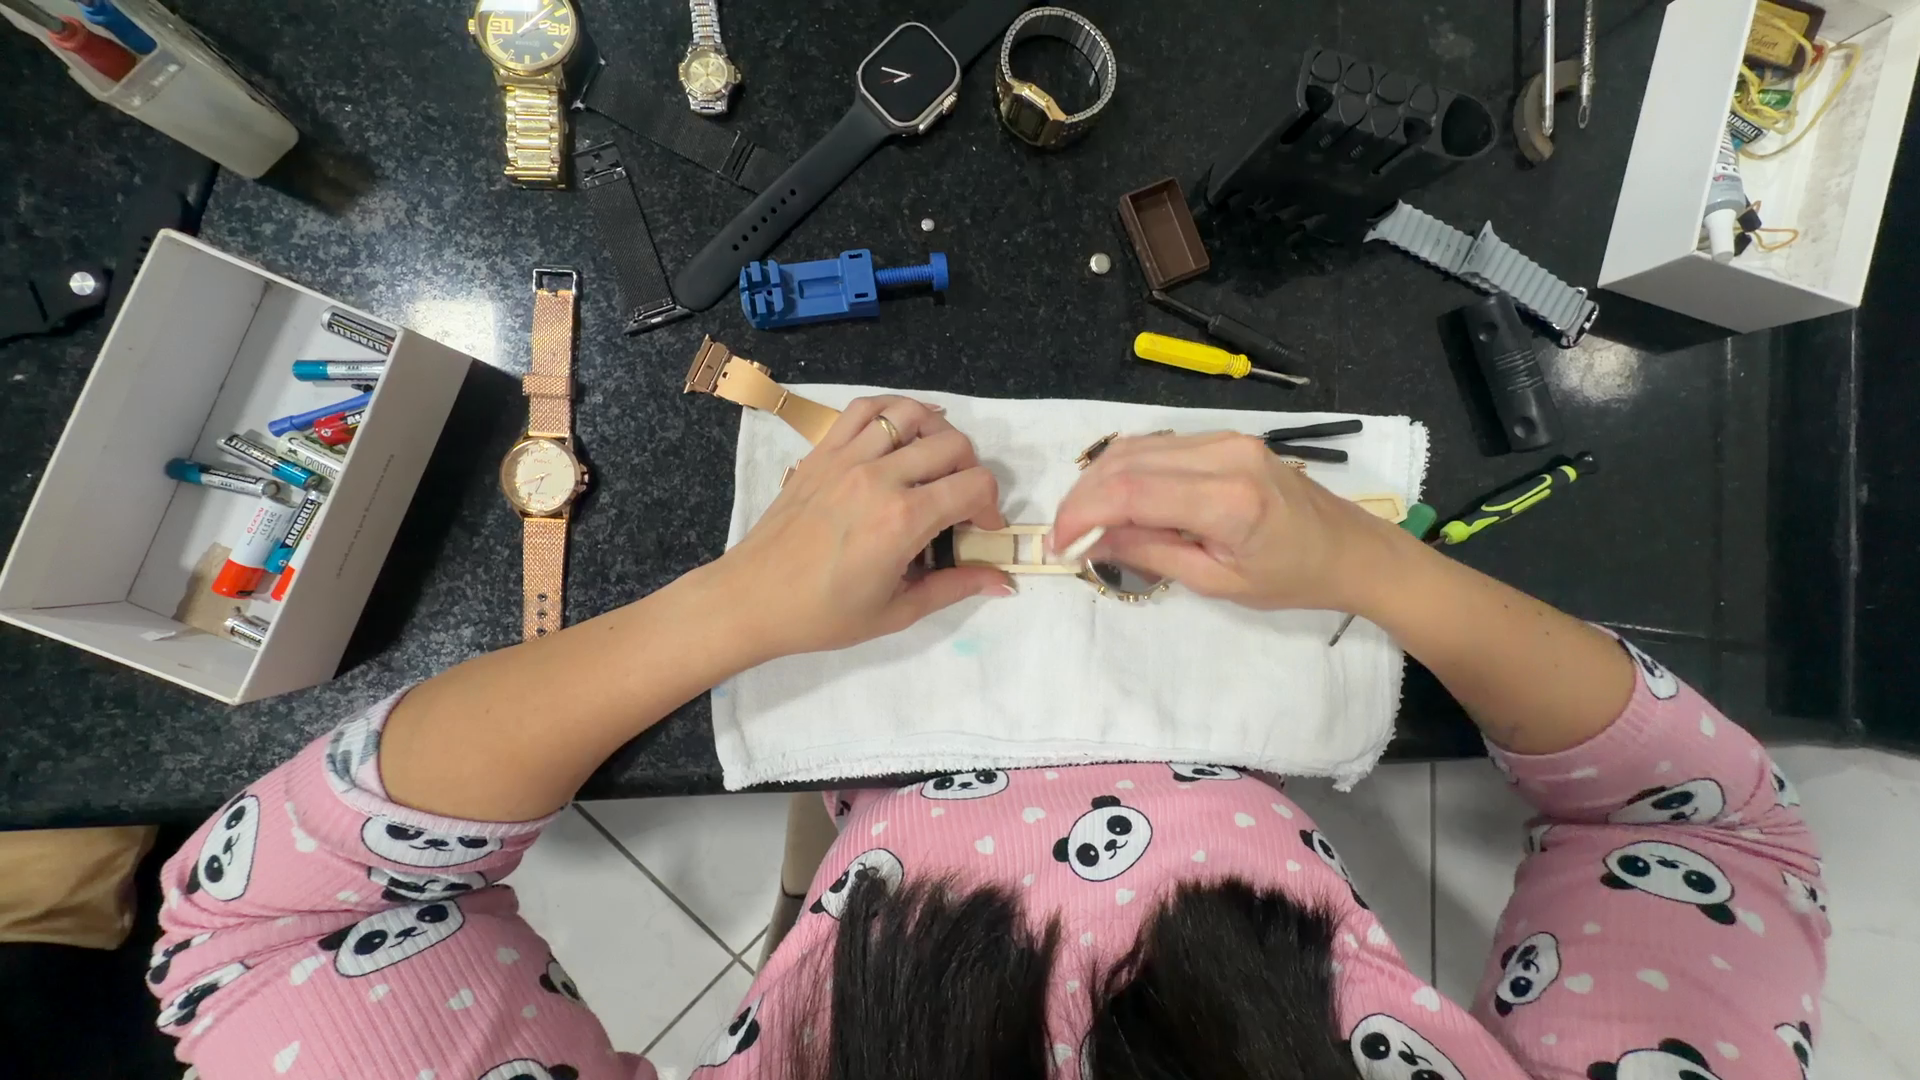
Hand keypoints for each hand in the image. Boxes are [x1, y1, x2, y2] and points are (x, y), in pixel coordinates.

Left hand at [712, 396, 1011, 659]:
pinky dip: (892, 410)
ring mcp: (847, 458)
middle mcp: (880, 478)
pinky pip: (864, 409)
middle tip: (960, 501)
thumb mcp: (896, 612)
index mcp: (903, 520)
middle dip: (972, 471)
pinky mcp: (822, 452)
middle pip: (953, 445)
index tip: (980, 529)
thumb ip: (954, 588)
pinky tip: (900, 432)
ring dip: (938, 433)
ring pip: (912, 415)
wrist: (752, 599)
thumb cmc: (823, 615)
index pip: (975, 485)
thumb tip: (1003, 581)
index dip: (991, 506)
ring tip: (934, 461)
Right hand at [1050, 433, 1405, 612]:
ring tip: (1084, 521)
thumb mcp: (1216, 581)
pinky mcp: (1222, 437)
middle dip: (1081, 499)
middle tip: (1065, 536)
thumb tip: (1088, 542)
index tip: (1059, 545)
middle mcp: (1222, 454)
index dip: (1082, 514)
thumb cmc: (1291, 578)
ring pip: (1134, 449)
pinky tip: (1114, 499)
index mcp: (1228, 499)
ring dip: (1097, 483)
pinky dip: (1123, 471)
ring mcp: (1223, 439)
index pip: (1130, 492)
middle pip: (1124, 463)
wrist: (1350, 547)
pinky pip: (1155, 446)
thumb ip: (1148, 553)